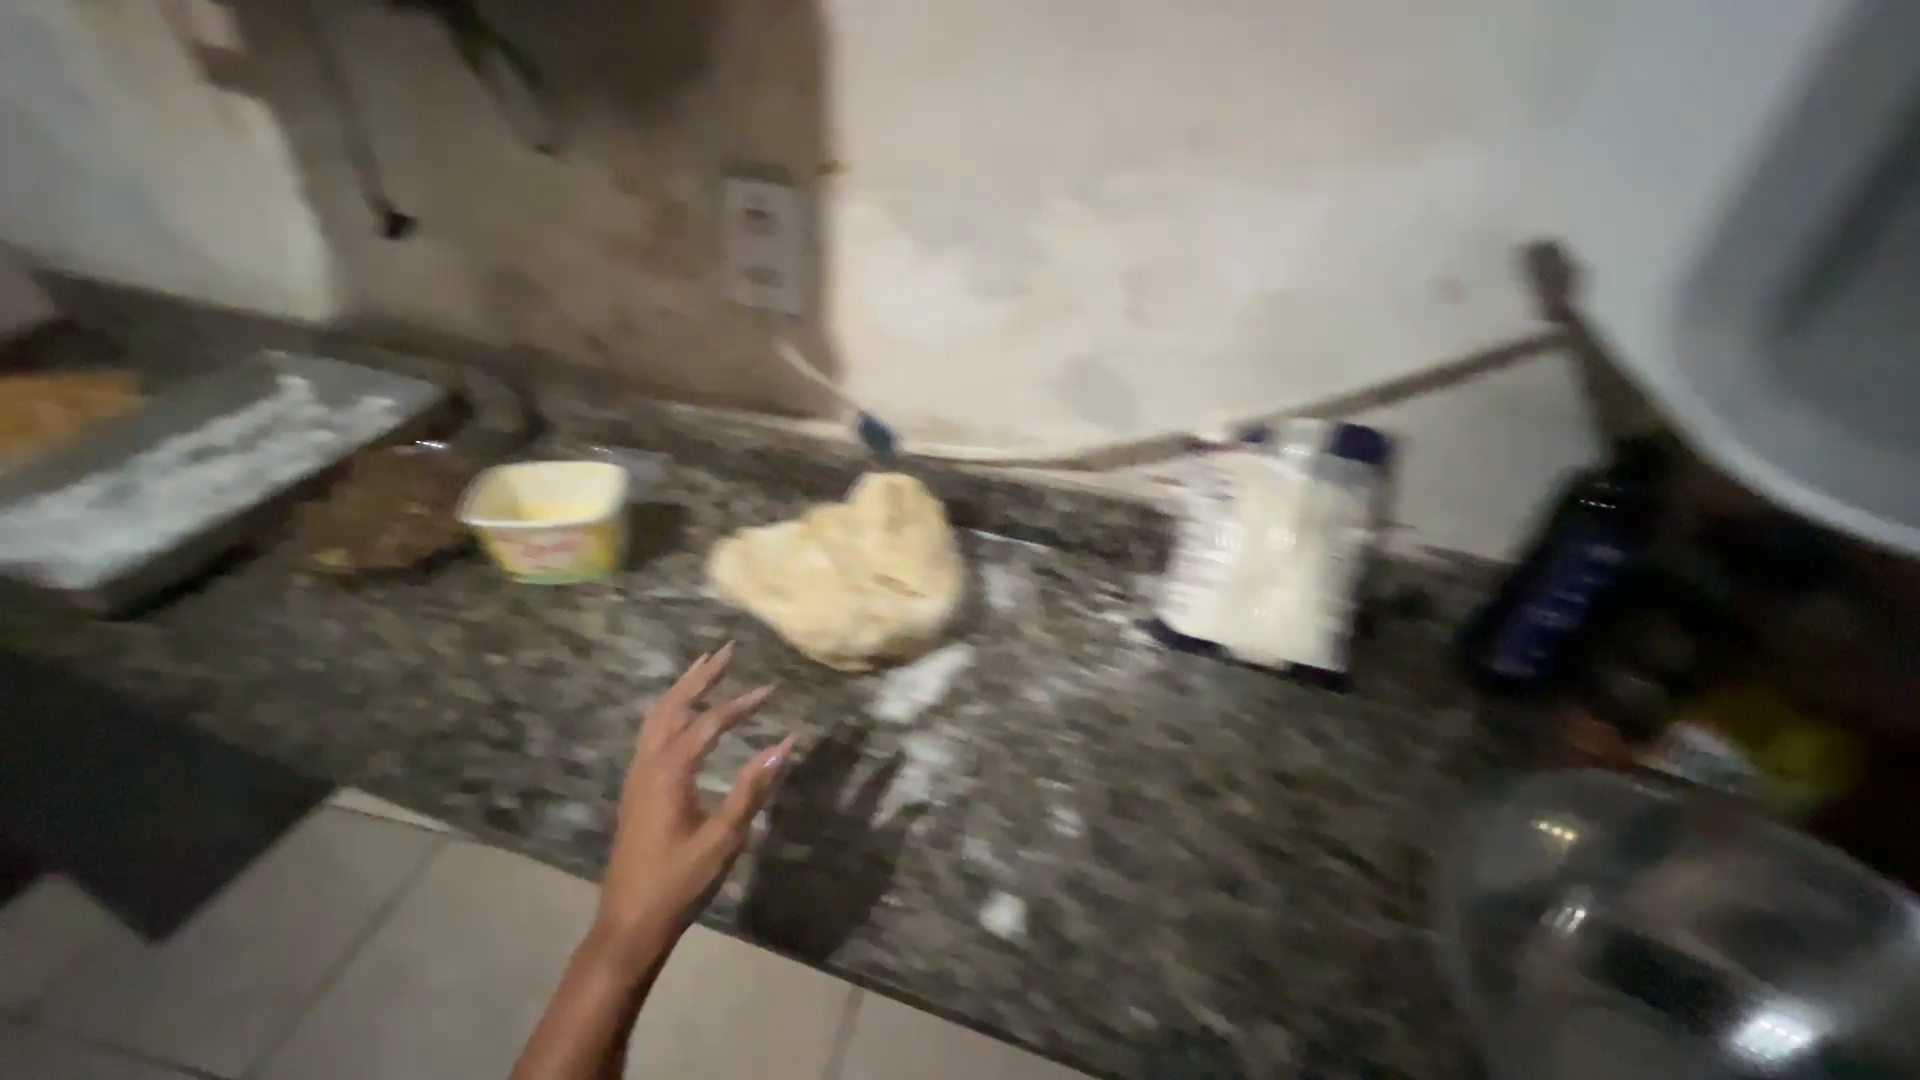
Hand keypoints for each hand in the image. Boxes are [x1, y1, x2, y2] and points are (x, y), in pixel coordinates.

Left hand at [595, 643, 792, 952]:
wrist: (630, 922)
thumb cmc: (680, 882)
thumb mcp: (724, 838)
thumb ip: (753, 788)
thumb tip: (784, 743)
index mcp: (669, 773)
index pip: (709, 724)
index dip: (741, 704)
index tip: (772, 690)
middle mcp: (647, 764)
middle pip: (673, 706)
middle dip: (701, 676)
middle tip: (727, 649)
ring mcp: (636, 776)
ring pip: (657, 717)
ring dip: (682, 689)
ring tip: (705, 667)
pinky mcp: (635, 789)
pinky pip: (652, 732)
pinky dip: (671, 710)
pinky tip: (684, 715)